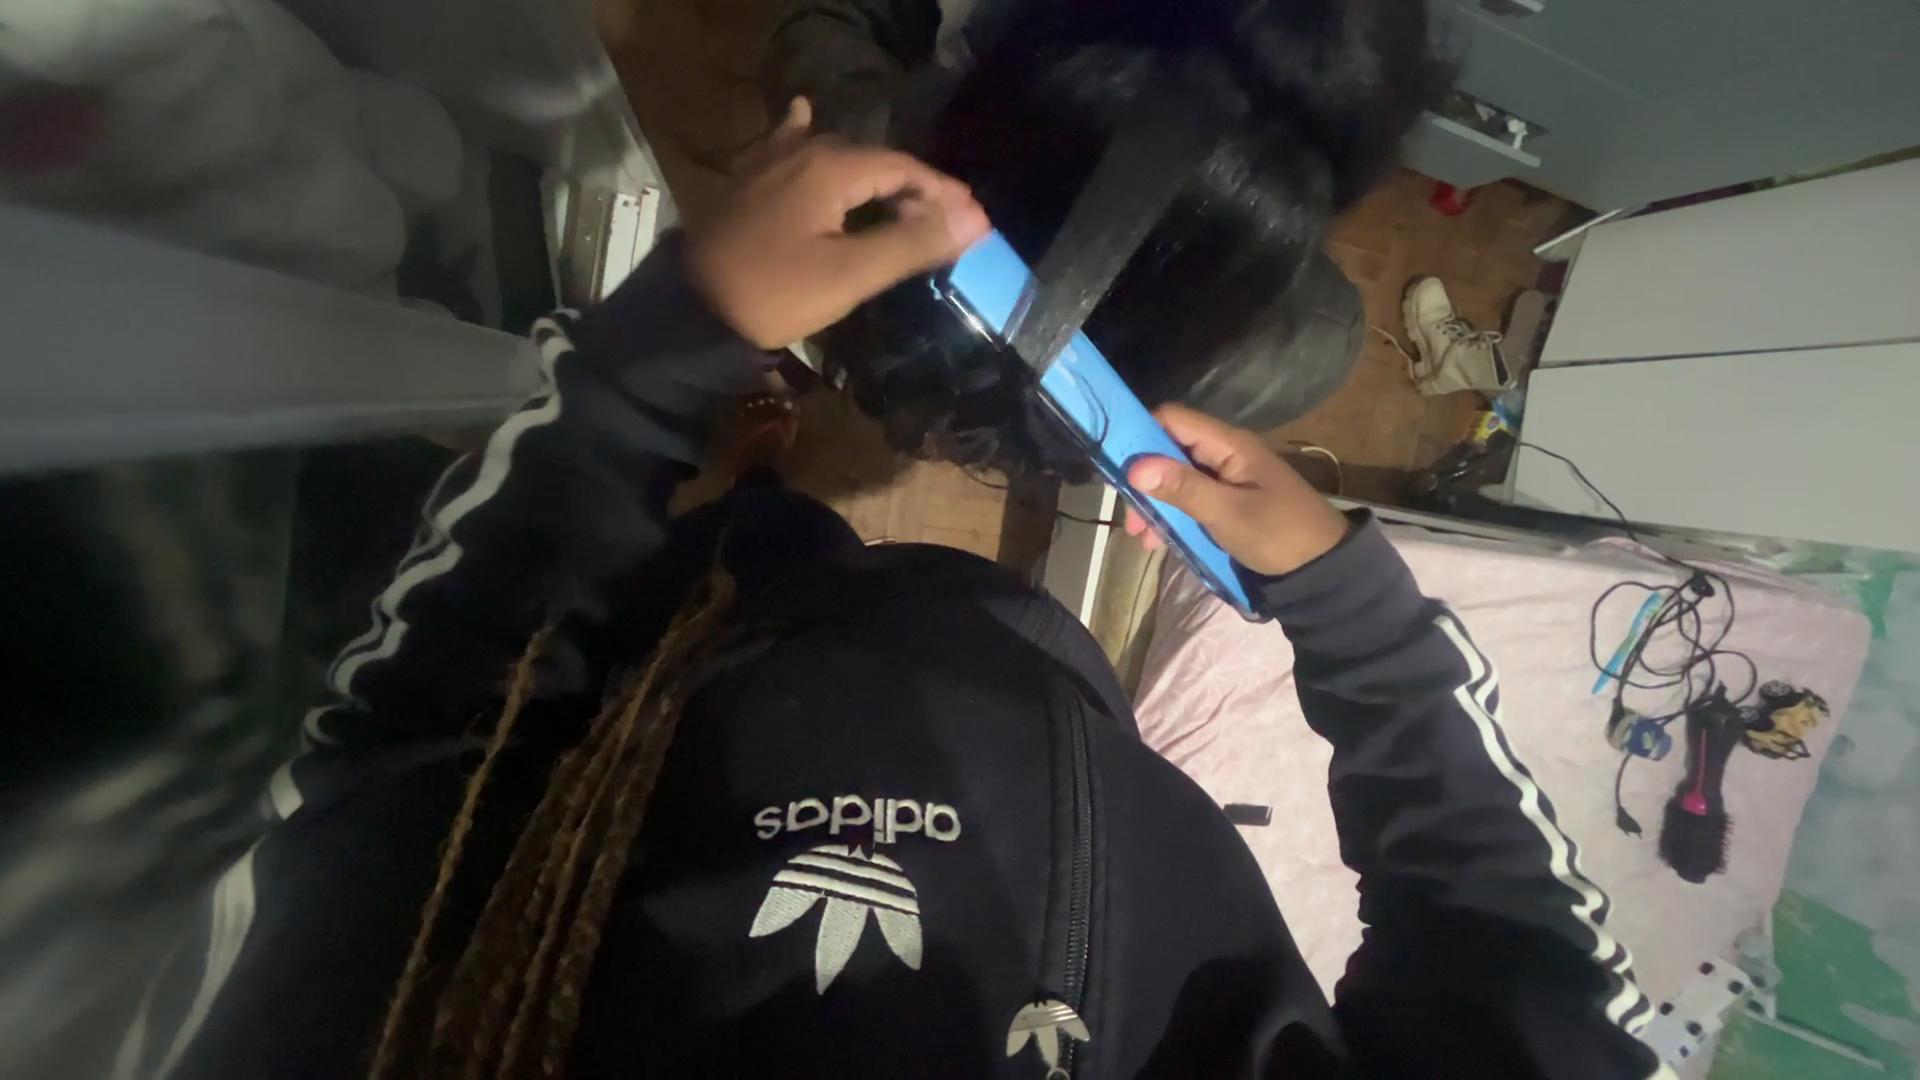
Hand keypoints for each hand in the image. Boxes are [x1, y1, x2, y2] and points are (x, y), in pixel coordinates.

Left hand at [685, 98, 991, 347]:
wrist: (692, 311)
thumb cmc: (776, 294)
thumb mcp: (850, 274)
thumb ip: (911, 243)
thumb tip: (974, 220)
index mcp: (830, 166)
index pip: (904, 166)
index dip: (942, 193)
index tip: (973, 222)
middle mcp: (800, 150)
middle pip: (872, 160)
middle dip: (913, 187)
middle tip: (943, 223)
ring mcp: (769, 162)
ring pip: (835, 157)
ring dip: (873, 176)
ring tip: (902, 200)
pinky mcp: (748, 182)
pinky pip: (787, 147)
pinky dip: (809, 141)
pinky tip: (804, 119)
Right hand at [1123, 404, 1350, 577]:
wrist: (1323, 570)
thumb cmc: (1279, 534)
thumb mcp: (1228, 513)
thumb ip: (1183, 488)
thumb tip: (1134, 467)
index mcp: (1228, 445)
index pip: (1172, 419)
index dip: (1141, 434)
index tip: (1116, 466)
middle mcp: (1222, 453)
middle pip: (1167, 450)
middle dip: (1143, 480)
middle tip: (1130, 517)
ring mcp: (1223, 478)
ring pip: (1173, 478)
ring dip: (1154, 505)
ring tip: (1143, 539)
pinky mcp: (1224, 500)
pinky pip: (1187, 499)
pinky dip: (1170, 517)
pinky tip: (1158, 542)